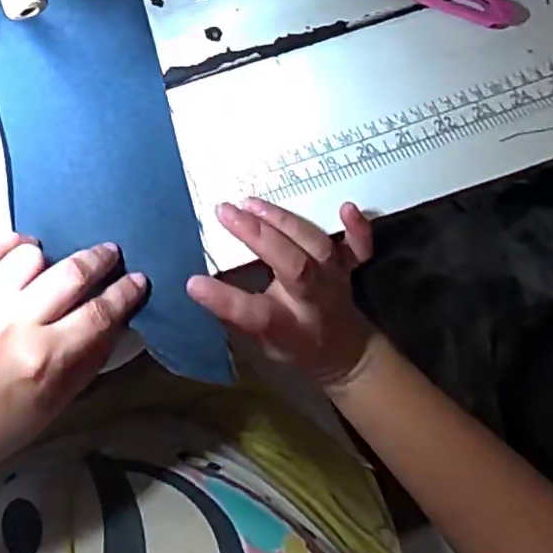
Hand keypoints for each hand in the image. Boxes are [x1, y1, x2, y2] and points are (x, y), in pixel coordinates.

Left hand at [0, 235, 147, 490]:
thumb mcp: (51, 407)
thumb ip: (86, 360)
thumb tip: (114, 320)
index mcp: (43, 361)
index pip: (99, 313)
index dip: (125, 293)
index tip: (137, 279)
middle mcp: (12, 324)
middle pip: (71, 273)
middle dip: (99, 259)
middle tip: (110, 253)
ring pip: (31, 255)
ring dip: (50, 258)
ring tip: (52, 267)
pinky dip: (12, 247)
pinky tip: (21, 254)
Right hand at [186, 199, 379, 387]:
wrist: (343, 350)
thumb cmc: (289, 341)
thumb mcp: (255, 338)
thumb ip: (230, 312)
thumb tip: (195, 282)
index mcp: (285, 326)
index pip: (255, 314)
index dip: (224, 299)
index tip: (193, 282)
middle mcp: (314, 301)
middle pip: (295, 268)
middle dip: (260, 237)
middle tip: (223, 210)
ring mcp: (335, 280)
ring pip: (317, 247)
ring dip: (283, 221)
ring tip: (249, 203)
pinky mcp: (348, 266)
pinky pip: (359, 248)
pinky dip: (357, 230)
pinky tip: (346, 207)